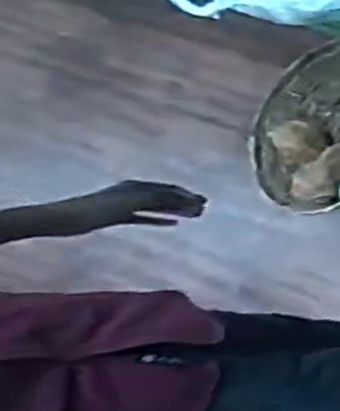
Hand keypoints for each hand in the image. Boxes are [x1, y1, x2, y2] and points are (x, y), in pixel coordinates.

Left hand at [53, 181, 206, 235]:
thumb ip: (164, 198)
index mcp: (138, 186)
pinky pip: (144, 217)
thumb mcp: (135, 200)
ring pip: (157, 206)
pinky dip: (159, 219)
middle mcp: (133, 192)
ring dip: (175, 210)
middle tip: (203, 209)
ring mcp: (124, 205)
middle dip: (184, 202)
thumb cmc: (100, 208)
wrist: (62, 220)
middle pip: (165, 196)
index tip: (205, 202)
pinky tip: (172, 224)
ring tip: (193, 216)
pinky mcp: (117, 217)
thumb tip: (192, 199)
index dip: (188, 195)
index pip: (170, 189)